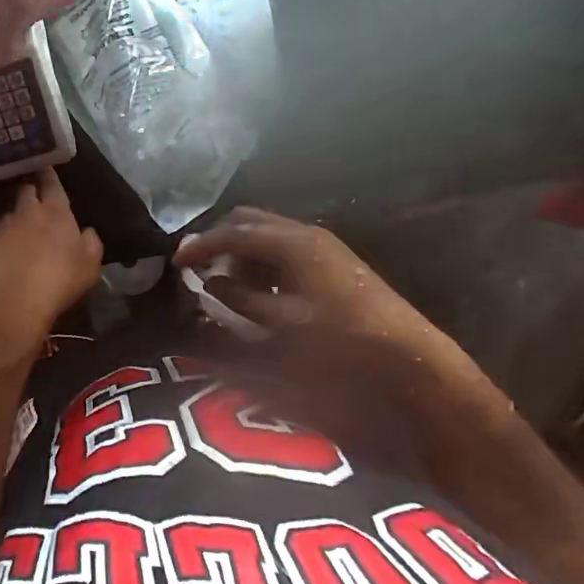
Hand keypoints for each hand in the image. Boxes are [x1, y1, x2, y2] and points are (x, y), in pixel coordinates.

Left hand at [0, 168, 102, 346]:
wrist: (16, 305)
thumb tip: (85, 231)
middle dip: (31, 190)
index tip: (46, 166)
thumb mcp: (90, 265)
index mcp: (56, 213)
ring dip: (17, 218)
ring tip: (22, 233)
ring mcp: (2, 227)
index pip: (51, 182)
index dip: (49, 174)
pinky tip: (8, 257)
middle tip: (37, 200)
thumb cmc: (60, 282)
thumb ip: (91, 242)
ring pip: (10, 213)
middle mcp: (26, 212)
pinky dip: (3, 241)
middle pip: (26, 190)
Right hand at [173, 207, 450, 364]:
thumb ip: (240, 301)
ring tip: (224, 286)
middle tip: (199, 268)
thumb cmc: (339, 344)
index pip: (235, 231)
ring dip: (243, 254)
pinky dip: (264, 266)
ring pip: (270, 237)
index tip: (177, 263)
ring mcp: (325, 249)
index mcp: (294, 243)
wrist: (406, 361)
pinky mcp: (334, 266)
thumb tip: (210, 283)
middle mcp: (308, 236)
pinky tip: (257, 295)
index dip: (202, 245)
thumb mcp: (280, 326)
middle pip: (252, 222)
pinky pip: (286, 254)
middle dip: (222, 241)